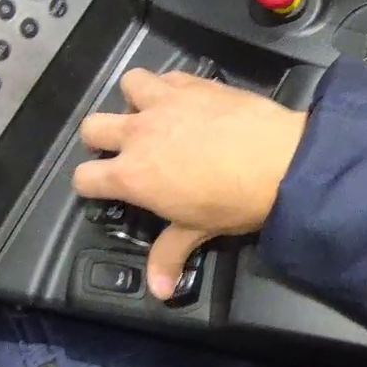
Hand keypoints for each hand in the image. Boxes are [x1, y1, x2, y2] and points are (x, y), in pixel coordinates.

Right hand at [74, 69, 307, 298]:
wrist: (281, 162)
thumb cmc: (235, 201)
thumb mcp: (199, 231)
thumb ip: (170, 255)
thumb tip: (160, 291)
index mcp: (132, 175)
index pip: (84, 177)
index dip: (90, 185)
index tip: (105, 189)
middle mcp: (139, 133)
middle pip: (92, 127)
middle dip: (100, 139)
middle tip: (126, 152)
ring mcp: (164, 102)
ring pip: (127, 86)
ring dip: (134, 100)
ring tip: (153, 116)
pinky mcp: (193, 83)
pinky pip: (167, 75)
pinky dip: (169, 85)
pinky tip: (186, 100)